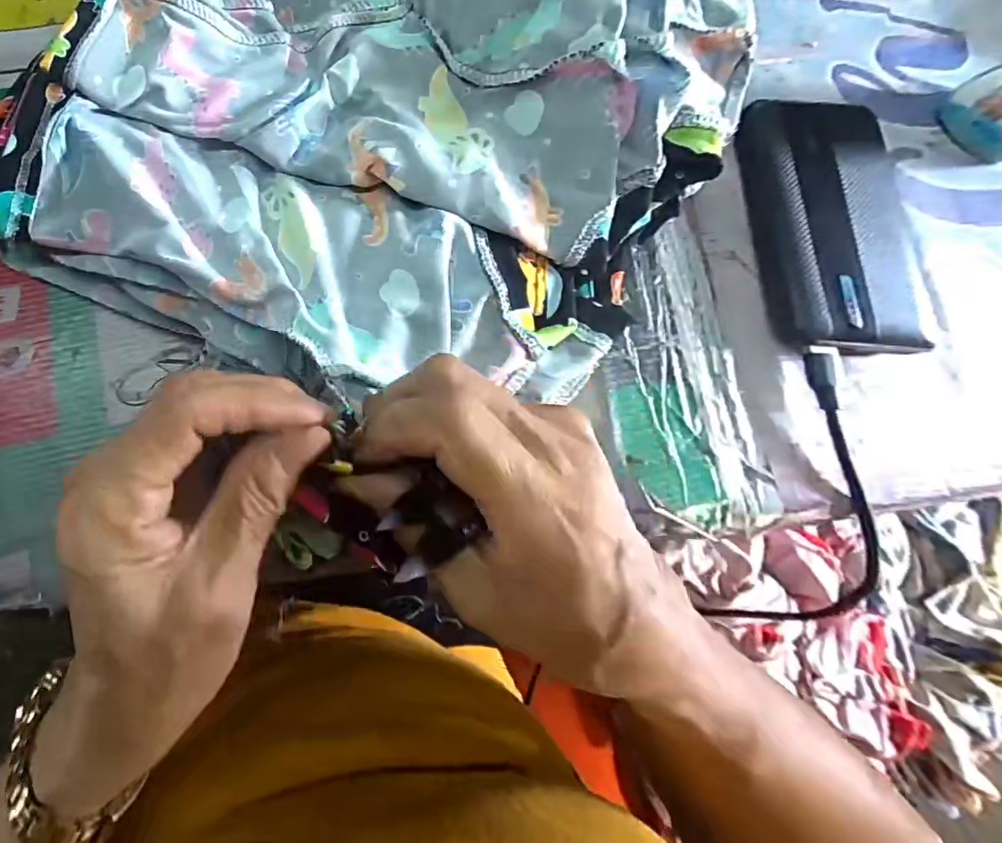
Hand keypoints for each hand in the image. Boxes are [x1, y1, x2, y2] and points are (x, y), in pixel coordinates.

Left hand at [31, 372, 330, 816]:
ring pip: (181, 408)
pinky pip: (179, 434)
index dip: (253, 402)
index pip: (182, 413)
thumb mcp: (221, 585)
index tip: (314, 416)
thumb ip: (256, 497)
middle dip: (252, 398)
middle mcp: (99, 467)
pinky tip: (266, 437)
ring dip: (243, 407)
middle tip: (316, 416)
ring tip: (301, 422)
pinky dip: (227, 429)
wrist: (118, 702)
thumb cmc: (168, 664)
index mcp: (110, 496)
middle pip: (180, 399)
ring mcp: (108, 469)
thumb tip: (310, 430)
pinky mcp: (125, 478)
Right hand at [347, 356, 701, 701]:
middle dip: (393, 405)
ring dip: (417, 404)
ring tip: (404, 448)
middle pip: (447, 377)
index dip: (388, 426)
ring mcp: (560, 421)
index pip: (445, 414)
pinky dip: (449, 412)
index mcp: (530, 488)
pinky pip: (487, 395)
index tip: (364, 461)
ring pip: (463, 377)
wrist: (643, 624)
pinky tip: (451, 454)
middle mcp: (548, 437)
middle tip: (376, 449)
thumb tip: (358, 480)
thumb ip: (410, 523)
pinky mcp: (564, 420)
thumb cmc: (554, 620)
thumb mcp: (468, 587)